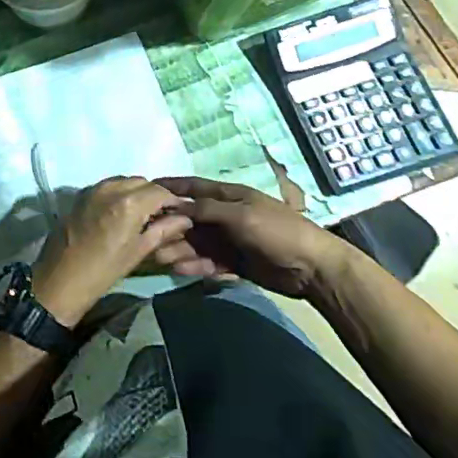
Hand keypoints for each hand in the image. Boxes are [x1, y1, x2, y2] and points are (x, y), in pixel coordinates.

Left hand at [32, 177, 191, 325]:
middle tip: (163, 216)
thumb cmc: (103, 271)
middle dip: (155, 196)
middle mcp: (112, 187)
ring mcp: (94, 188)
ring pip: (126, 182)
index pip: (160, 191)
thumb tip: (184, 219)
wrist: (59, 281)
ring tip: (143, 215)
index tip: (182, 214)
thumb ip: (164, 230)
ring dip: (138, 193)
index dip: (174, 202)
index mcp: (129, 202)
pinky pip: (109, 186)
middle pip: (143, 182)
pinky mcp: (82, 194)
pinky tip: (122, 213)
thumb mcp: (138, 252)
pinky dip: (120, 194)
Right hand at [152, 177, 355, 298]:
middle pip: (191, 218)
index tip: (147, 188)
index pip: (194, 187)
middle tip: (145, 235)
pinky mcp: (235, 262)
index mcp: (230, 196)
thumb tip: (177, 204)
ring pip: (197, 242)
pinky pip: (209, 262)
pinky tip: (180, 270)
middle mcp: (227, 215)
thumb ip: (208, 209)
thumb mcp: (241, 215)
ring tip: (159, 257)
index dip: (172, 187)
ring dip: (179, 248)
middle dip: (170, 225)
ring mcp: (230, 239)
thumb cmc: (277, 232)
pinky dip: (195, 266)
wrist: (311, 268)